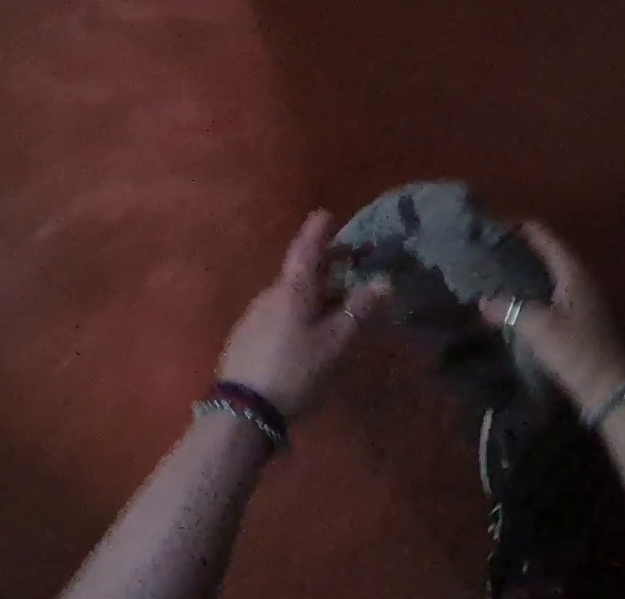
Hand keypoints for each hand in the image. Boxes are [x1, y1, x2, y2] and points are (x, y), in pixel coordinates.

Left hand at [216, 210, 390, 416]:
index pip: (306, 249)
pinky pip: (280, 311)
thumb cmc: (294, 370)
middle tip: (351, 260)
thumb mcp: (333, 343)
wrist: (241, 411)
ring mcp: (256, 314)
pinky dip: (300, 308)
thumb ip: (357, 311)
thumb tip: (384, 280)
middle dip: (326, 262)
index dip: (317, 231)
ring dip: (315, 288)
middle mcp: (271, 294)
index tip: (326, 213)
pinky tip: (309, 327)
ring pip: (291, 292)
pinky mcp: (247, 336)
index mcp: (293, 289)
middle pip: (301, 270)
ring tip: (337, 298)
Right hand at [479, 222, 624, 409]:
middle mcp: (579, 274)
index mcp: (571, 268)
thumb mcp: (537, 327)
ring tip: (493, 271)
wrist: (609, 387)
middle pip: (544, 248)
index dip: (515, 227)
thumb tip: (482, 301)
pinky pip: (550, 286)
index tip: (488, 231)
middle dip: (515, 247)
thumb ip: (507, 308)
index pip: (541, 232)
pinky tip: (512, 297)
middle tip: (486, 251)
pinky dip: (530, 284)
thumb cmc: (575, 350)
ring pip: (547, 268)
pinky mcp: (579, 311)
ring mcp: (581, 293)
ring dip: (522, 267)